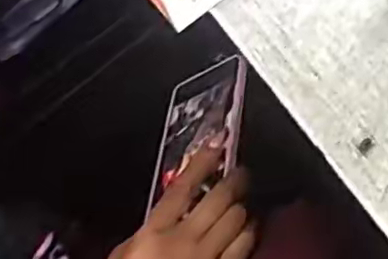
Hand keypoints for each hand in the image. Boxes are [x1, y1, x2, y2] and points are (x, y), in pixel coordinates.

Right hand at [111, 146, 255, 258]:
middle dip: (234, 180)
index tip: (220, 139)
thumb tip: (160, 218)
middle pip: (221, 194)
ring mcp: (205, 258)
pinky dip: (248, 233)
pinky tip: (244, 232)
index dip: (204, 160)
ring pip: (239, 214)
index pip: (182, 187)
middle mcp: (180, 243)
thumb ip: (139, 240)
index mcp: (148, 239)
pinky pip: (245, 242)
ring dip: (240, 208)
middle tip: (238, 175)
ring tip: (238, 207)